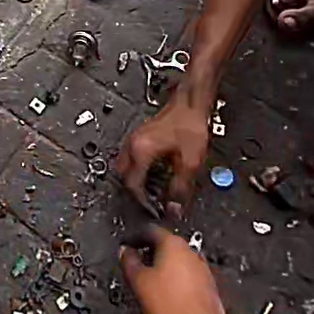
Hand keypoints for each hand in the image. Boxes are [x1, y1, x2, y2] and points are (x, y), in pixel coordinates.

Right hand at [116, 82, 213, 217]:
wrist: (191, 103)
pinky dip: (137, 168)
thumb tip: (174, 209)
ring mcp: (135, 137)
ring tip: (152, 189)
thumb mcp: (189, 163)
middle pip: (123, 175)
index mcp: (141, 151)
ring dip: (135, 178)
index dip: (142, 201)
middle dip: (135, 190)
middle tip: (149, 201)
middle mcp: (133, 144)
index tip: (152, 210)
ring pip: (125, 165)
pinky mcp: (140, 134)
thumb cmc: (189, 125)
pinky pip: (131, 156)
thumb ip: (180, 189)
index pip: (132, 184)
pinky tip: (153, 172)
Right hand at [119, 223, 226, 313]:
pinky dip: (177, 282)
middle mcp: (191, 252)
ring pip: (179, 261)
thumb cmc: (170, 308)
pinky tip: (170, 296)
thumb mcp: (139, 282)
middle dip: (151, 252)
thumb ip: (129, 262)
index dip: (136, 237)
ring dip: (165, 268)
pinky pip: (189, 278)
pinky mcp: (209, 289)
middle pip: (166, 244)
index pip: (150, 231)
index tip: (128, 246)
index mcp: (173, 244)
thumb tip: (125, 252)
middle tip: (138, 263)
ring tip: (152, 282)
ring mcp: (203, 270)